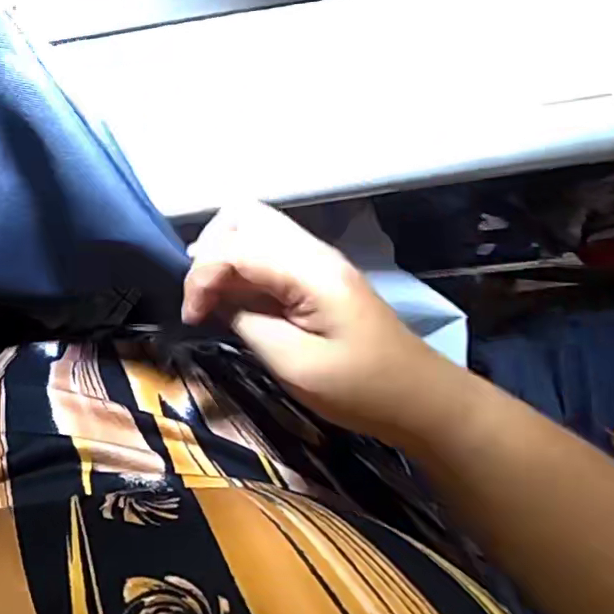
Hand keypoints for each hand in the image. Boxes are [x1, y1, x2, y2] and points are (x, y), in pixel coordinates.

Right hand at [182, 202, 476, 445]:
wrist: (421, 398)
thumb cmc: (360, 389)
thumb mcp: (293, 364)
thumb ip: (246, 322)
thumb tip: (216, 301)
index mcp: (310, 271)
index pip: (235, 247)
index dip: (201, 278)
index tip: (192, 318)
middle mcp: (312, 251)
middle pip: (242, 215)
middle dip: (208, 251)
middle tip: (202, 297)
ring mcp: (315, 258)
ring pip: (251, 225)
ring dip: (221, 254)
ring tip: (211, 296)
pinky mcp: (315, 272)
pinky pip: (265, 249)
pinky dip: (238, 265)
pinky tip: (233, 296)